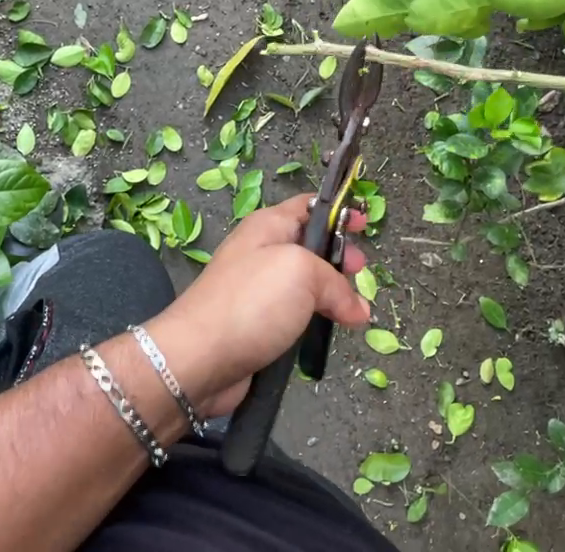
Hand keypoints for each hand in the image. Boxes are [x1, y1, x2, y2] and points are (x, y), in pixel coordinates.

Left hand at [141, 195, 371, 416]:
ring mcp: (259, 291)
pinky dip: (315, 322)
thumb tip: (356, 308)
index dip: (337, 212)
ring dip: (332, 295)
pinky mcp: (259, 325)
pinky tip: (329, 333)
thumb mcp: (301, 272)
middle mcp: (262, 252)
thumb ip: (336, 283)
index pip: (308, 206)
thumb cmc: (251, 302)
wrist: (200, 358)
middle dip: (339, 257)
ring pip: (306, 285)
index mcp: (268, 226)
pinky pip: (296, 316)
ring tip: (354, 311)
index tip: (364, 224)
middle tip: (360, 272)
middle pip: (311, 246)